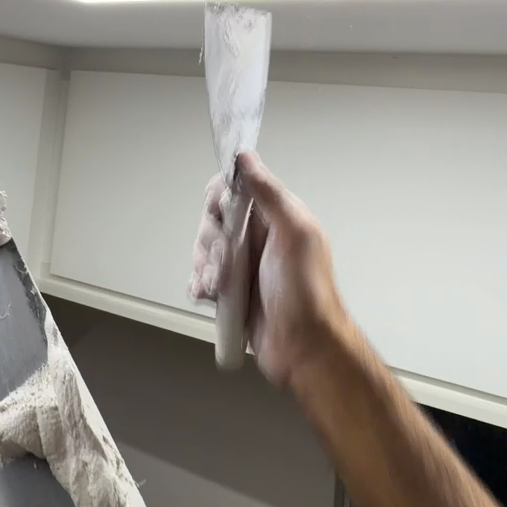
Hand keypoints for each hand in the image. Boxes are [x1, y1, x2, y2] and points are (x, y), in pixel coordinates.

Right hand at [187, 151, 346, 388]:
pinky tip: (209, 296)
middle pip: (213, 220)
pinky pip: (201, 277)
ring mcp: (242, 265)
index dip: (220, 197)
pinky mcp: (230, 291)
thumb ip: (270, 193)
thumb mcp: (295, 233)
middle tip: (226, 259)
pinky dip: (200, 284)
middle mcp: (257, 236)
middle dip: (211, 240)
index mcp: (275, 216)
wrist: (303, 350)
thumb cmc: (306, 291)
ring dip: (206, 266)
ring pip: (204, 249)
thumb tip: (245, 156)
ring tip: (220, 286)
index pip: (235, 188)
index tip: (221, 213)